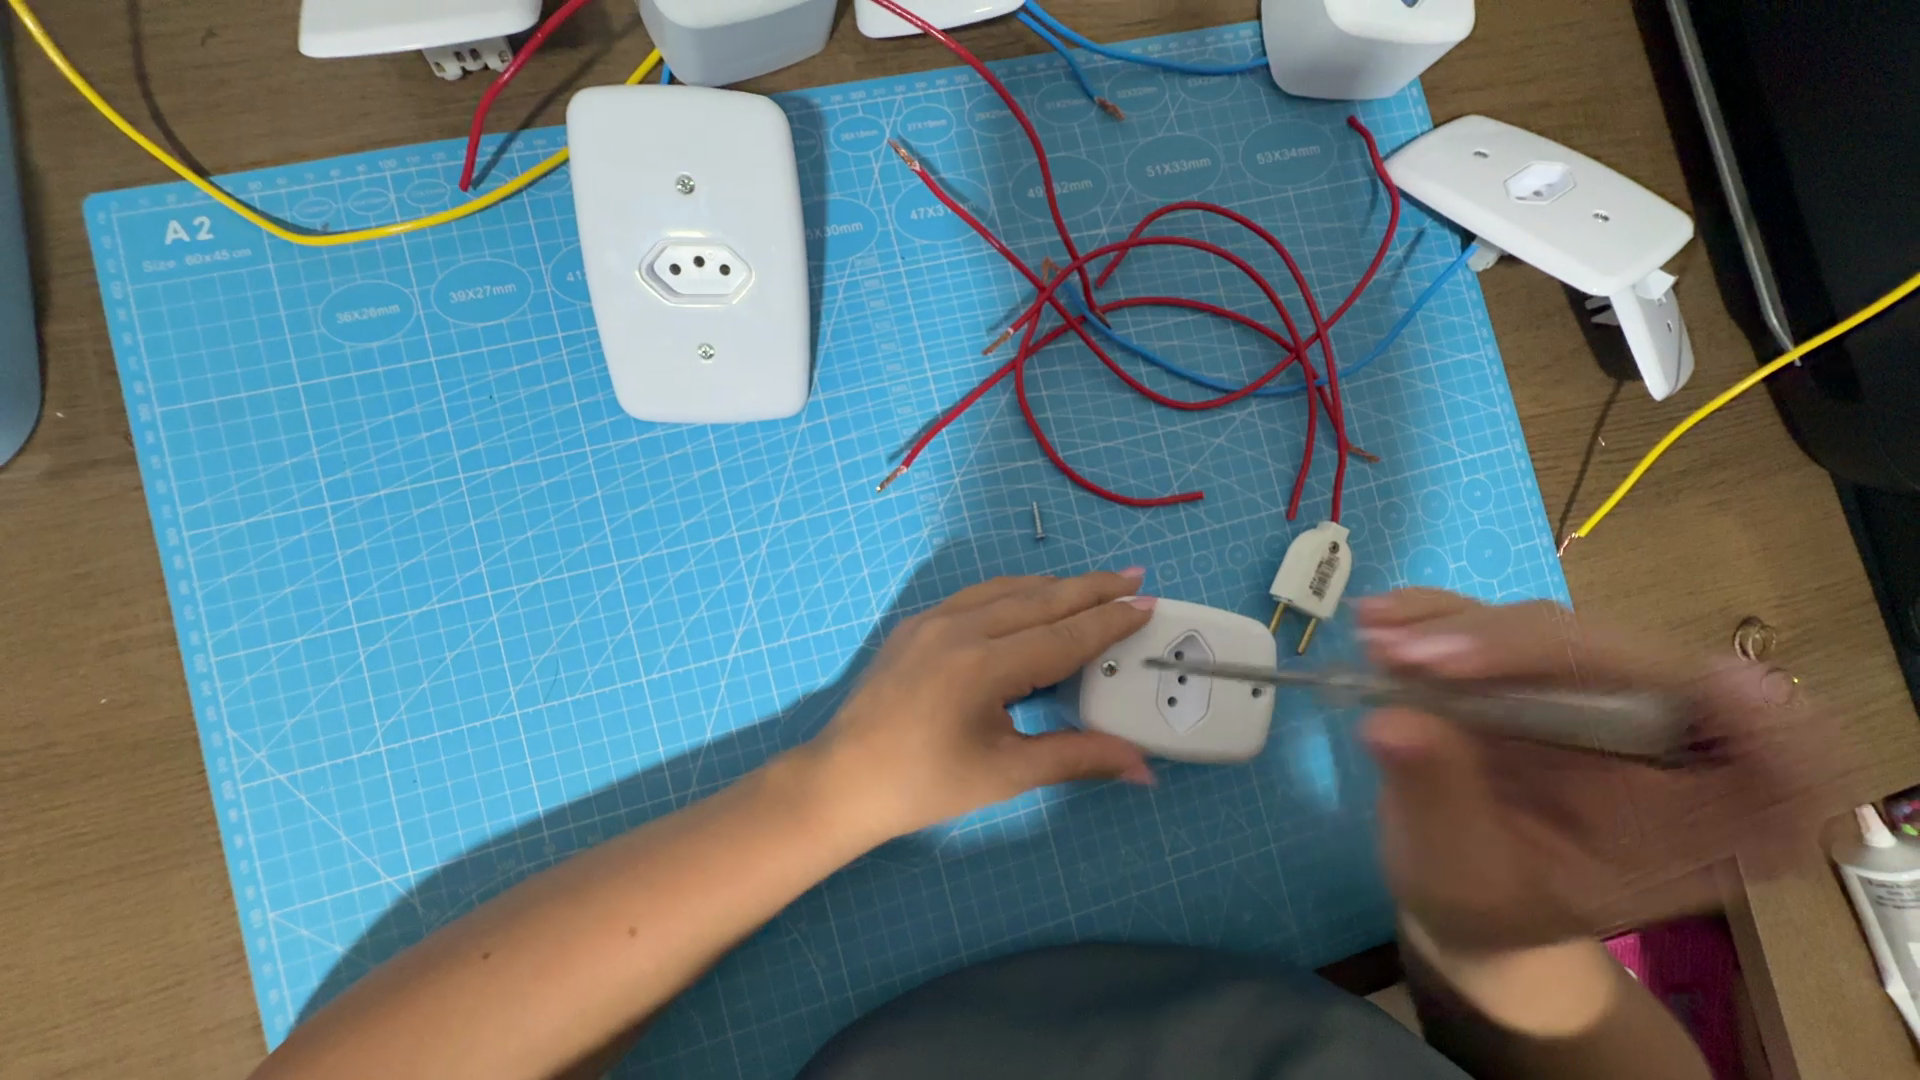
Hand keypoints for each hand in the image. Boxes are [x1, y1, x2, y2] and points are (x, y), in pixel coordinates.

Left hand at [797, 569, 1158, 844]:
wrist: (842, 780)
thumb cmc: (925, 785)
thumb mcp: (1006, 773)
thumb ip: (1078, 757)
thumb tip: (1144, 766)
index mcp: (984, 664)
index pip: (1063, 635)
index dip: (1109, 621)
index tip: (1147, 604)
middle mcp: (959, 628)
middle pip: (1039, 599)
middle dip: (1090, 588)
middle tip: (1133, 578)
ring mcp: (931, 621)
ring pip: (1006, 590)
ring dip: (1052, 587)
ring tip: (1091, 587)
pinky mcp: (914, 625)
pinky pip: (975, 596)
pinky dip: (1013, 593)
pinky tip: (1028, 601)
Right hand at [1354, 589, 1852, 955]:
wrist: (1453, 882)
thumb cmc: (1480, 899)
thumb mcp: (1459, 871)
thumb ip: (1438, 800)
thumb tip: (1392, 721)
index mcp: (1699, 815)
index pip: (1782, 751)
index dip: (1761, 713)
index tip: (1719, 689)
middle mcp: (1658, 740)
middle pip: (1629, 661)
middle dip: (1525, 650)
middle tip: (1422, 660)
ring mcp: (1588, 694)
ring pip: (1551, 629)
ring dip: (1463, 626)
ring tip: (1380, 642)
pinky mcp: (1526, 668)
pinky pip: (1490, 622)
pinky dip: (1434, 614)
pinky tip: (1383, 619)